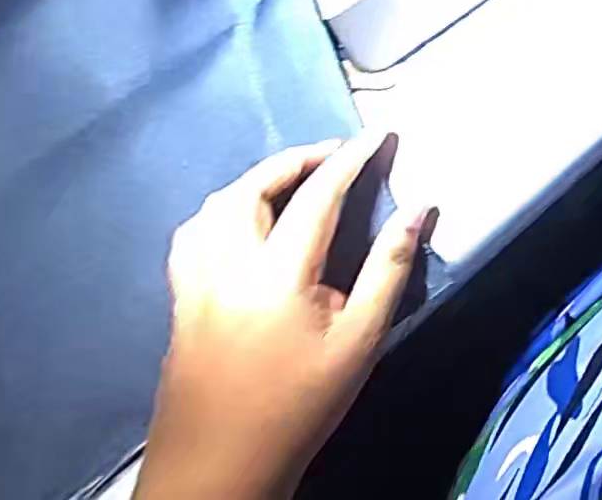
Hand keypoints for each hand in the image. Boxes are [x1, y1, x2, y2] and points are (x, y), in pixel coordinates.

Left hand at [135, 134, 434, 499]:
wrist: (216, 478)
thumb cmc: (300, 403)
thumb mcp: (362, 336)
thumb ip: (391, 266)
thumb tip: (421, 209)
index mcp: (274, 277)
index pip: (316, 197)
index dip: (350, 159)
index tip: (377, 135)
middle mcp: (225, 273)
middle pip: (249, 193)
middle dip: (295, 160)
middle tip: (336, 152)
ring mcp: (193, 290)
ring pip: (211, 212)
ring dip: (255, 181)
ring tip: (296, 177)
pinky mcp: (180, 308)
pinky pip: (193, 238)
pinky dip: (224, 210)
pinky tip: (247, 220)